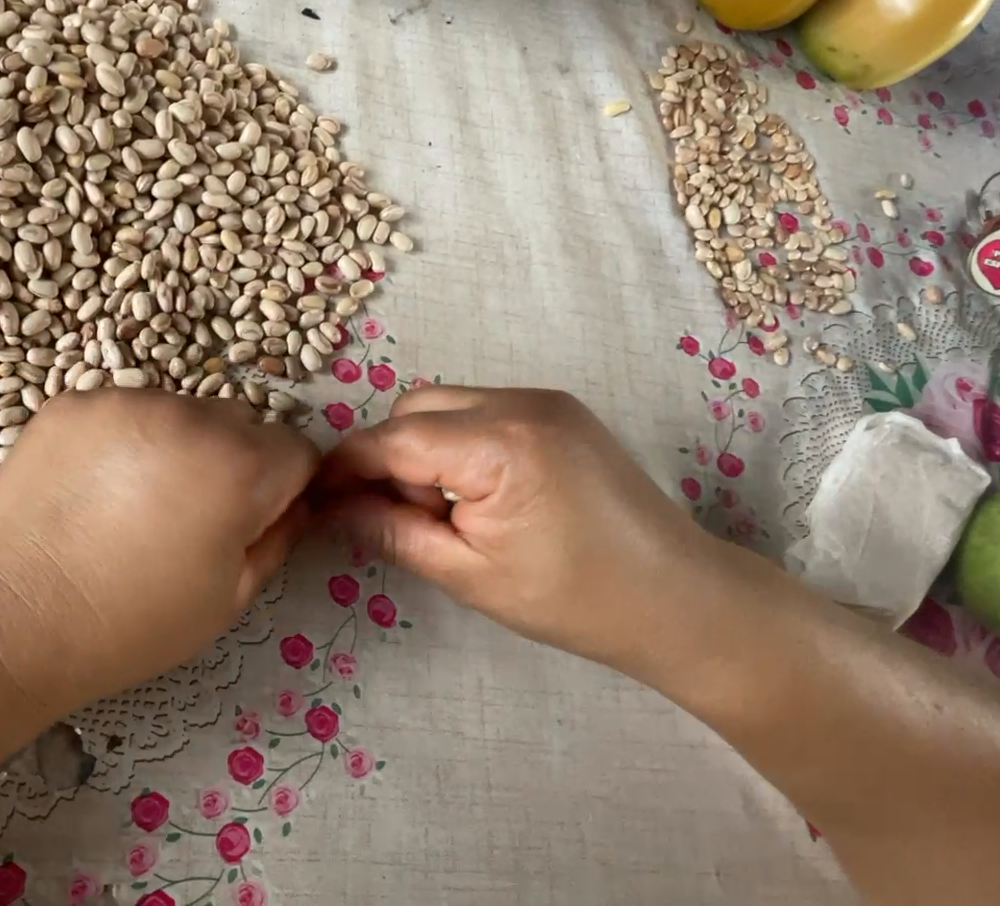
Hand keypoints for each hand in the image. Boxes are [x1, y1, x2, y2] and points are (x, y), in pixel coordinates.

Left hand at [0, 389, 318, 709]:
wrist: (8, 618)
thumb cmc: (129, 625)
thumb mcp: (229, 600)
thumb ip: (278, 539)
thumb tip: (294, 504)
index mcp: (237, 466)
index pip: (296, 452)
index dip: (280, 491)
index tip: (247, 523)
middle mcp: (187, 414)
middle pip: (240, 425)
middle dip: (231, 463)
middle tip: (186, 517)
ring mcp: (123, 400)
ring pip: (180, 413)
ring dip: (176, 446)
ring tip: (132, 503)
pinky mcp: (74, 401)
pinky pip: (125, 411)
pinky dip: (124, 440)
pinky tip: (93, 488)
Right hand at [315, 386, 722, 668]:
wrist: (682, 599)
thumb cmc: (574, 600)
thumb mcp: (467, 576)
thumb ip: (390, 532)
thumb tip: (331, 507)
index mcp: (499, 446)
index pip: (393, 439)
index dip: (347, 466)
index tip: (317, 496)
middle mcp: (518, 402)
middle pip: (413, 409)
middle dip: (390, 457)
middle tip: (404, 515)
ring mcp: (542, 398)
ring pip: (443, 404)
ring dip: (423, 448)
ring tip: (447, 508)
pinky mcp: (556, 407)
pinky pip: (477, 409)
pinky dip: (457, 442)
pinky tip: (478, 491)